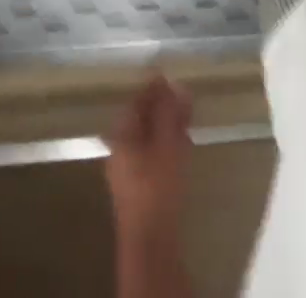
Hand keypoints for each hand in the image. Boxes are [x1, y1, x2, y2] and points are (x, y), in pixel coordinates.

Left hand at [104, 75, 194, 245]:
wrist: (150, 234)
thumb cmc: (158, 183)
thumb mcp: (168, 142)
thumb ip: (170, 112)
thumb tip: (172, 83)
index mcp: (122, 135)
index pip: (136, 101)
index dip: (153, 86)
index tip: (169, 71)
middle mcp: (119, 148)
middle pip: (139, 117)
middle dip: (160, 103)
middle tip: (182, 91)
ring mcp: (126, 166)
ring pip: (145, 134)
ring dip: (163, 120)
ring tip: (186, 112)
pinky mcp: (136, 180)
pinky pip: (149, 148)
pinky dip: (164, 138)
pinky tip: (181, 140)